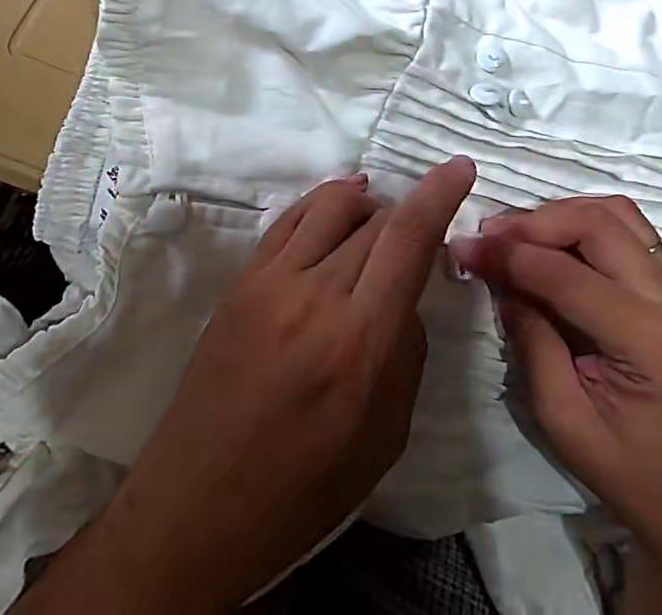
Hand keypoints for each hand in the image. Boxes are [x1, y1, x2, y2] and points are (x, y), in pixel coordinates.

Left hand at [13, 158, 476, 613]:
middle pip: (372, 223)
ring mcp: (268, 282)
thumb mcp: (384, 436)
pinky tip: (333, 206)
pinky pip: (284, 224)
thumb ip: (404, 354)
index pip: (407, 241)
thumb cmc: (305, 486)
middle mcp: (314, 295)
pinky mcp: (239, 283)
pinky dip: (317, 205)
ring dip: (361, 200)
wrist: (203, 495)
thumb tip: (405, 296)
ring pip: (326, 209)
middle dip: (406, 213)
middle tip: (422, 227)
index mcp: (360, 341)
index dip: (438, 196)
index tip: (458, 167)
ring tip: (377, 206)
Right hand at [453, 196, 661, 614]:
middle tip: (486, 238)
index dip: (509, 255)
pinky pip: (630, 231)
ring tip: (514, 236)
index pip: (569, 275)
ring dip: (559, 216)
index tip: (462, 247)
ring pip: (618, 215)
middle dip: (533, 223)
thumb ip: (530, 338)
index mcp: (656, 348)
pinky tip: (549, 243)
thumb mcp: (560, 415)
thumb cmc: (624, 470)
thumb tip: (496, 277)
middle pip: (600, 226)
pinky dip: (582, 223)